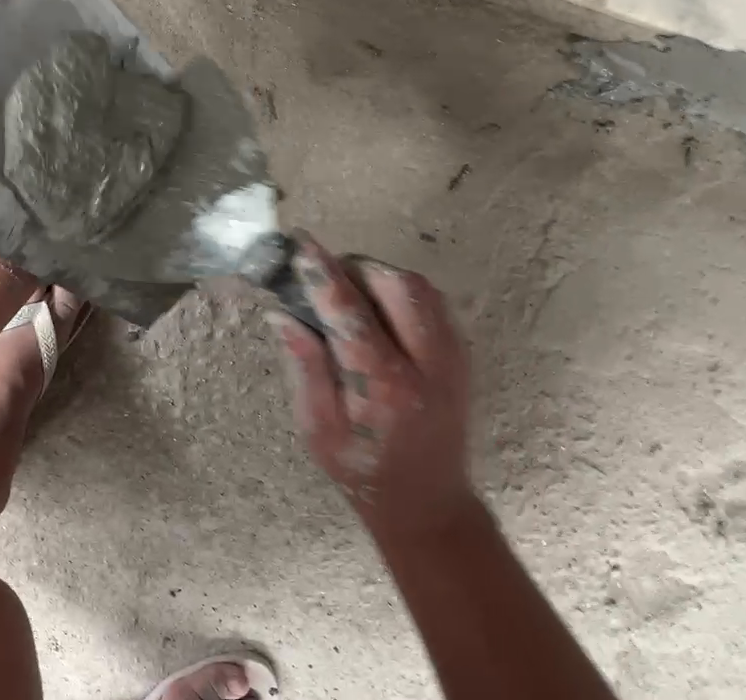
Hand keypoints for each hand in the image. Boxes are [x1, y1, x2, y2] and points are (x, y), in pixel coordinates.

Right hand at [271, 234, 475, 540]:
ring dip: (380, 277)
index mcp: (384, 389)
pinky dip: (400, 292)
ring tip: (349, 291)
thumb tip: (283, 313)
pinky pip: (433, 301)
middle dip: (357, 269)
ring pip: (421, 288)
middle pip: (398, 287)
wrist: (427, 500)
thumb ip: (304, 366)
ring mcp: (453, 358)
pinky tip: (377, 309)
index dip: (322, 274)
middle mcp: (427, 366)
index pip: (350, 314)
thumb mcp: (316, 427)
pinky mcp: (462, 355)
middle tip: (326, 277)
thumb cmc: (360, 468)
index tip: (300, 245)